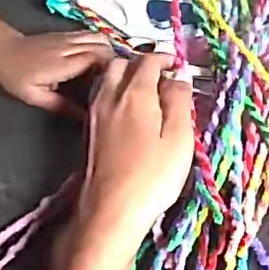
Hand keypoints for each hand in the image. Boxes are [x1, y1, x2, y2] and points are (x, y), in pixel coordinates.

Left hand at [0, 31, 117, 116]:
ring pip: (100, 37)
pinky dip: (101, 44)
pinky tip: (98, 57)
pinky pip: (92, 34)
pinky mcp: (66, 34)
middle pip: (104, 46)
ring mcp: (68, 38)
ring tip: (108, 67)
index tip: (115, 82)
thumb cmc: (12, 75)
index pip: (98, 58)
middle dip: (114, 60)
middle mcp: (69, 48)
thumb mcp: (33, 96)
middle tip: (114, 78)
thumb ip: (61, 105)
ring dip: (109, 50)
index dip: (112, 68)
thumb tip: (85, 116)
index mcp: (62, 64)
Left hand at [75, 54, 192, 249]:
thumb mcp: (179, 137)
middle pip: (122, 63)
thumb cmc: (152, 177)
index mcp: (135, 94)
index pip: (148, 60)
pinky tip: (131, 111)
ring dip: (127, 76)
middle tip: (164, 76)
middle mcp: (110, 97)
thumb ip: (180, 101)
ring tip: (148, 91)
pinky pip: (102, 96)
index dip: (166, 58)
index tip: (179, 66)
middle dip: (143, 63)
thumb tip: (179, 77)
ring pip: (108, 78)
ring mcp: (95, 114)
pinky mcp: (88, 131)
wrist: (109, 211)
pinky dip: (117, 92)